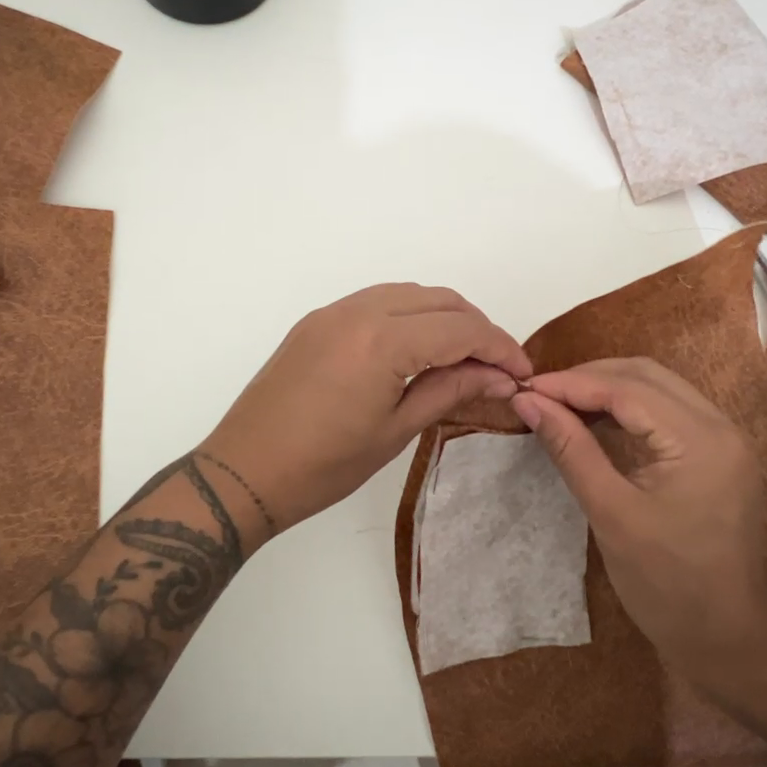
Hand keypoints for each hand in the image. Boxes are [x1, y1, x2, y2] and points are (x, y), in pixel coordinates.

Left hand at [203, 284, 532, 534]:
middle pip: (438, 299)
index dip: (499, 348)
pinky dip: (408, 316)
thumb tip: (499, 377)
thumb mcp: (396, 430)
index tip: (522, 372)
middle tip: (495, 366)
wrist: (244, 472)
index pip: (460, 329)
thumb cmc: (324, 465)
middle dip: (475, 327)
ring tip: (461, 358)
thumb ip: (450, 391)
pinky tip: (416, 350)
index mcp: (382, 341)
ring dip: (442, 316)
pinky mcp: (315, 322)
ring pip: (407, 294)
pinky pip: (376, 302)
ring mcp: (332, 312)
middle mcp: (358, 311)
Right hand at [510, 358, 766, 695]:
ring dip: (609, 388)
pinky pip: (669, 411)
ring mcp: (725, 439)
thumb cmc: (668, 586)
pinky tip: (598, 422)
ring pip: (659, 388)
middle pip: (646, 375)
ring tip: (562, 406)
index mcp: (700, 439)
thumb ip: (570, 449)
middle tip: (541, 397)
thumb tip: (528, 403)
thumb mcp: (611, 514)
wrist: (733, 642)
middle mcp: (720, 425)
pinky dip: (630, 408)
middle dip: (589, 378)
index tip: (526, 391)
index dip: (571, 384)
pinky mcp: (719, 455)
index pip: (627, 388)